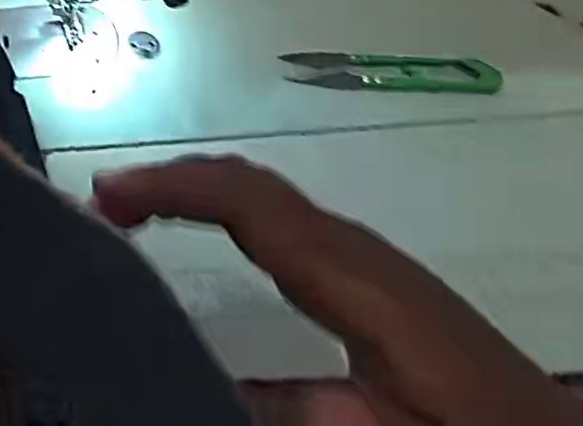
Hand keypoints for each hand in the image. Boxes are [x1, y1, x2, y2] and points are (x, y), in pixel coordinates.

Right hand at [93, 156, 582, 425]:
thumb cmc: (481, 423)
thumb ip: (299, 402)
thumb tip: (205, 368)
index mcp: (358, 278)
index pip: (247, 202)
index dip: (169, 187)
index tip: (105, 196)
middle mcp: (354, 251)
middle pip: (246, 184)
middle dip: (167, 180)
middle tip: (102, 202)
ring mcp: (364, 262)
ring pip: (259, 198)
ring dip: (190, 193)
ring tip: (131, 211)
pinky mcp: (370, 283)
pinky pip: (276, 226)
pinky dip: (220, 214)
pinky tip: (201, 242)